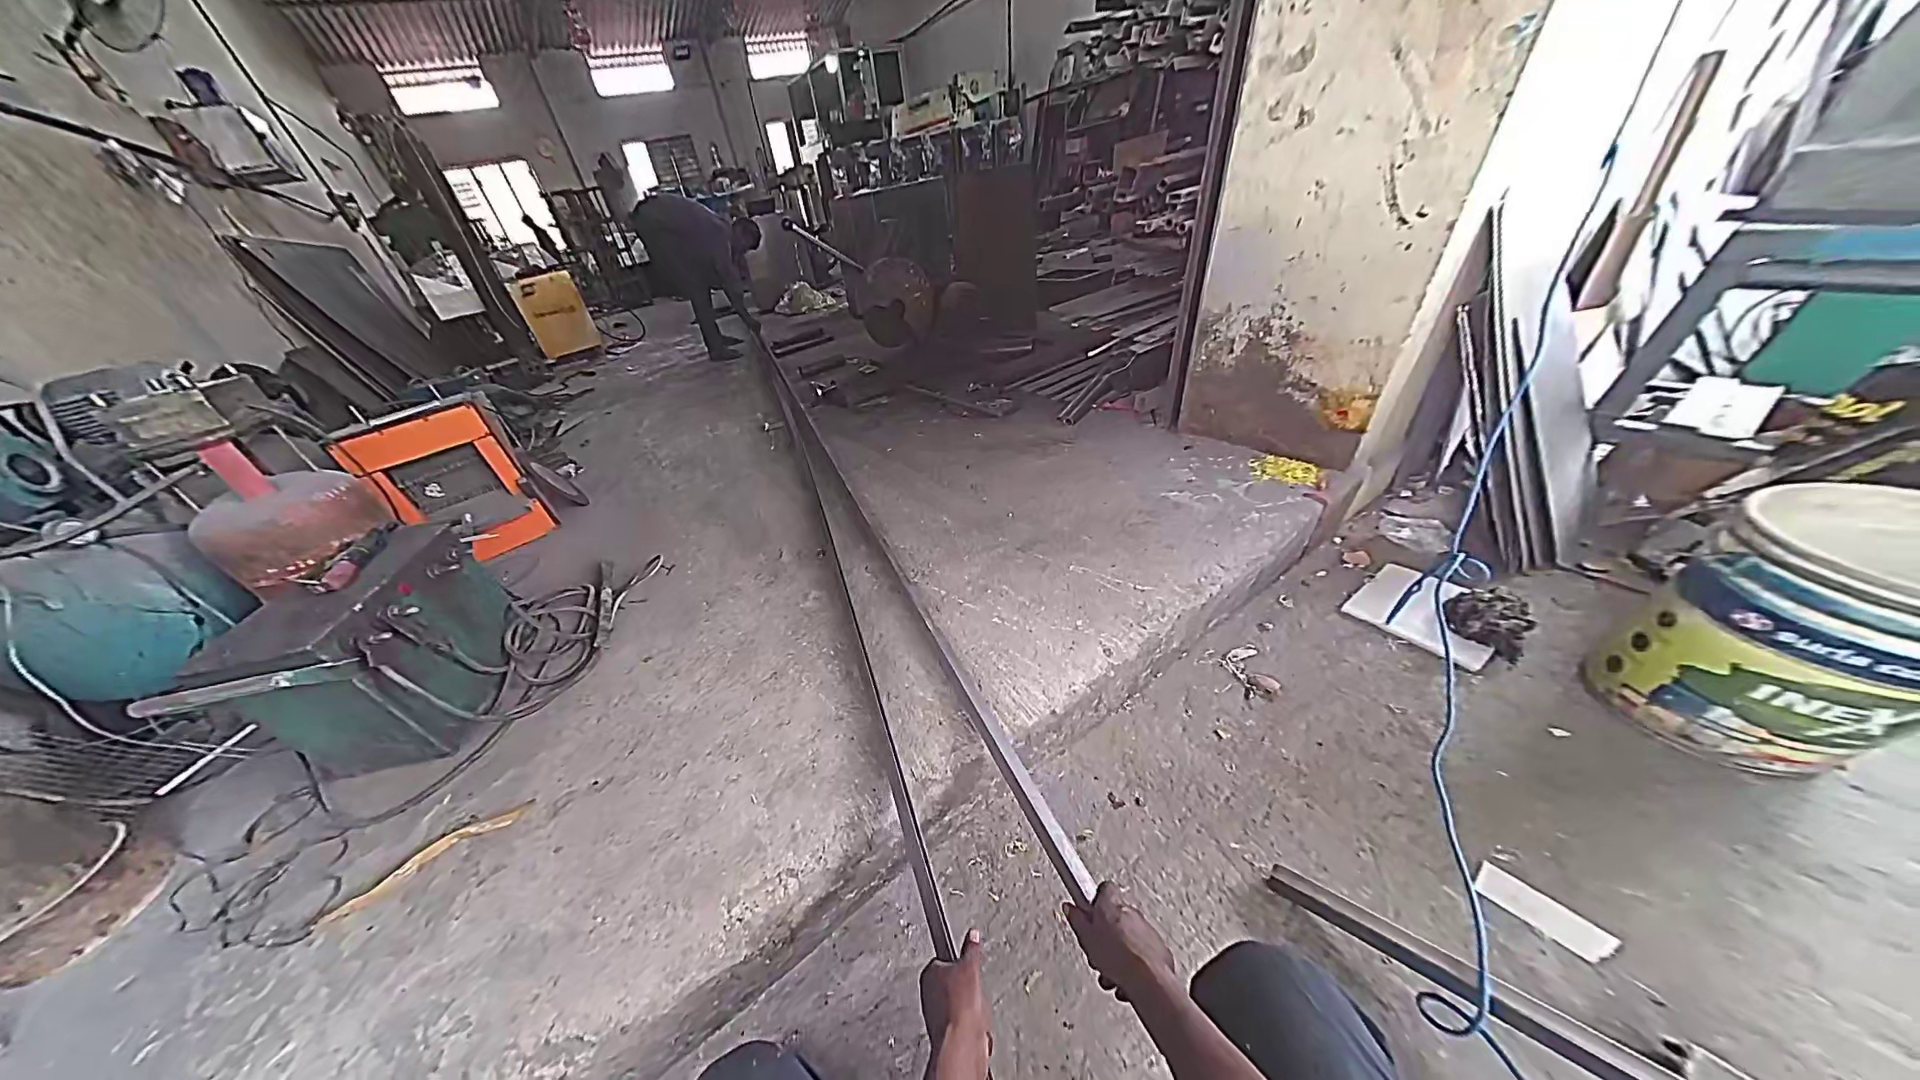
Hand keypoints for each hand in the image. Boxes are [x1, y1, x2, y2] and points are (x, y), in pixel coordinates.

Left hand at [920, 929, 990, 1051]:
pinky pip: (965, 1022)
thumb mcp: (970, 967)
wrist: (962, 1043)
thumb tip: (973, 935)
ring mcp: (936, 1014)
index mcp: (930, 973)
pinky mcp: (946, 1033)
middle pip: (955, 983)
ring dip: (973, 1008)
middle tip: (974, 992)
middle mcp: (929, 994)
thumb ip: (971, 949)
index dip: (961, 964)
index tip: (970, 967)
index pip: (946, 961)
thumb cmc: (960, 1005)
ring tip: (976, 1011)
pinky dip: (973, 1024)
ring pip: (962, 1004)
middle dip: (968, 989)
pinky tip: (977, 1025)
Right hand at [1063, 882, 1178, 1001]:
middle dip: (1106, 937)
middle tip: (1098, 954)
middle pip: (1114, 918)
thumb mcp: (1086, 937)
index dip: (1095, 901)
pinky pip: (1142, 953)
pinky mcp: (1159, 949)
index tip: (1088, 913)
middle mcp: (1131, 912)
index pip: (1104, 889)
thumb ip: (1077, 920)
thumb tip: (1070, 908)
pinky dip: (1134, 965)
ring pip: (1128, 939)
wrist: (1147, 978)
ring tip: (1111, 976)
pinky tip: (1125, 982)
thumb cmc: (1117, 956)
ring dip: (1119, 955)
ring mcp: (1147, 930)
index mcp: (1112, 904)